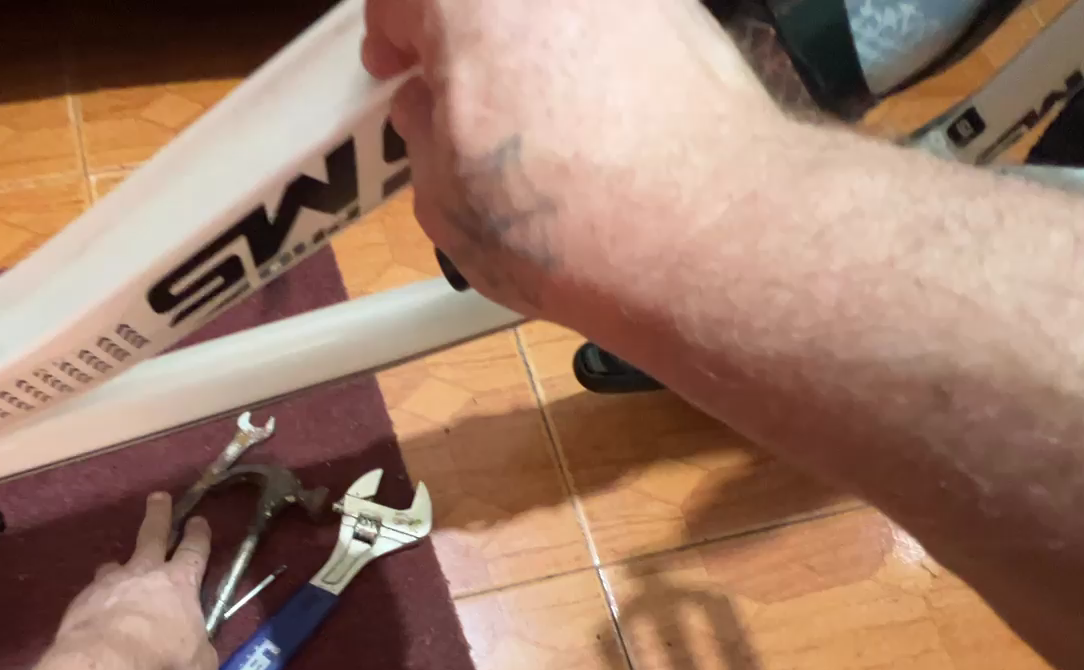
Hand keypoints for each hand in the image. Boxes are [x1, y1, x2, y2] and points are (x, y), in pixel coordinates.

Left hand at [57, 493, 216, 669]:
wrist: (109, 662)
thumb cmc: (166, 659)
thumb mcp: (201, 662)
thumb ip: (200, 651)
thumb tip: (199, 655)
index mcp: (181, 583)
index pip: (194, 550)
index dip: (198, 535)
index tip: (198, 520)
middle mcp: (145, 574)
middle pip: (153, 535)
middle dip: (159, 515)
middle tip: (158, 497)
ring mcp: (110, 584)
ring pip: (115, 564)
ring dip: (119, 566)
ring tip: (115, 567)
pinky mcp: (82, 602)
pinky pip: (93, 595)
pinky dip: (97, 600)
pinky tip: (95, 614)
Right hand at [362, 0, 799, 330]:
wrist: (694, 232)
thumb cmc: (556, 222)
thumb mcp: (445, 203)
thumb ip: (420, 139)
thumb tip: (426, 111)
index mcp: (468, 0)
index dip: (388, 39)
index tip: (393, 68)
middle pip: (482, 3)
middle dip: (459, 38)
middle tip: (455, 92)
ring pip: (545, 13)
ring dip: (523, 48)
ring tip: (532, 120)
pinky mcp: (676, 10)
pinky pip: (602, 25)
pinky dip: (582, 58)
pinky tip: (591, 122)